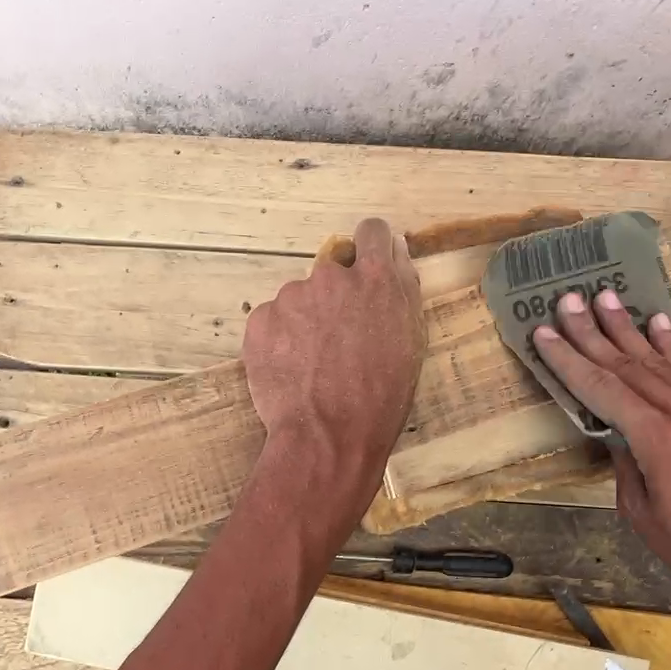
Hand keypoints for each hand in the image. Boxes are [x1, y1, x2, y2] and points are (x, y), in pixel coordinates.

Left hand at [243, 218, 424, 489]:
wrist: (328, 437)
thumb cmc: (380, 400)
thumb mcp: (410, 343)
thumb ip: (401, 293)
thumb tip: (394, 254)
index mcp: (377, 280)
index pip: (373, 233)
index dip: (369, 249)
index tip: (364, 267)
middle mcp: (333, 277)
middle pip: (332, 270)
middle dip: (334, 296)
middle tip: (337, 339)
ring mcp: (292, 296)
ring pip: (299, 299)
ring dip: (304, 322)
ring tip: (312, 367)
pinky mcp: (260, 319)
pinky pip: (271, 322)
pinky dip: (277, 342)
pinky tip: (289, 373)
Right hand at [530, 288, 670, 618]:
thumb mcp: (645, 515)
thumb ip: (627, 470)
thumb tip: (620, 441)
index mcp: (658, 437)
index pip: (602, 388)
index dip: (568, 360)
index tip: (544, 332)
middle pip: (627, 364)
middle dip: (592, 331)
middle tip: (567, 298)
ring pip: (657, 362)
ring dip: (627, 329)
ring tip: (605, 298)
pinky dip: (669, 347)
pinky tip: (658, 324)